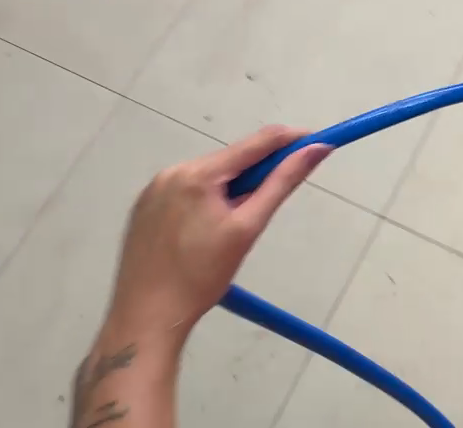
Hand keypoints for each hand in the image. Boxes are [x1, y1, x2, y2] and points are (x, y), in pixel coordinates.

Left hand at [103, 126, 331, 346]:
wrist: (143, 323)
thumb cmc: (201, 277)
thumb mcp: (249, 227)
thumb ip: (284, 181)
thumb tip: (319, 147)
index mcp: (197, 174)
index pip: (257, 141)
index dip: (292, 140)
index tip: (319, 144)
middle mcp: (172, 171)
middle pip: (234, 157)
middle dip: (261, 170)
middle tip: (272, 201)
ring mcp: (153, 189)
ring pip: (213, 172)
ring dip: (236, 185)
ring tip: (238, 222)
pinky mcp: (145, 206)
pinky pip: (191, 186)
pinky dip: (211, 196)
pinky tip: (211, 227)